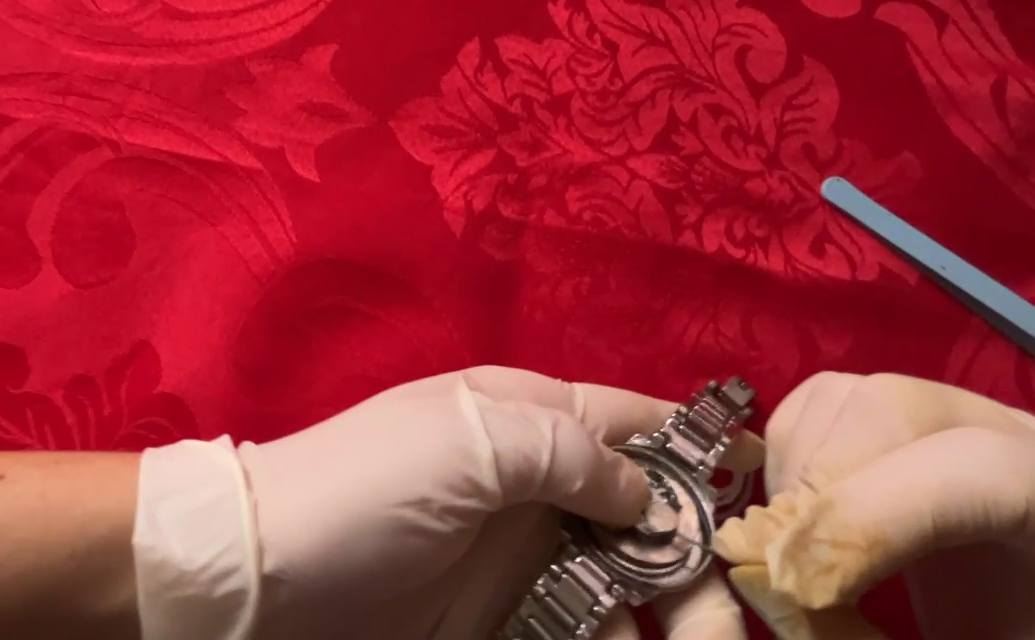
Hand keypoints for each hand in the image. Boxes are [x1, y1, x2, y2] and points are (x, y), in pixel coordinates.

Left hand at [133, 366, 762, 639]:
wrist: (268, 572)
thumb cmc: (367, 487)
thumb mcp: (468, 442)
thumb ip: (566, 452)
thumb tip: (648, 488)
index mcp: (520, 417)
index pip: (624, 418)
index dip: (692, 442)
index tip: (765, 478)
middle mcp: (528, 480)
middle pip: (638, 512)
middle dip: (690, 558)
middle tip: (728, 619)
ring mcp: (515, 552)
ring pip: (618, 579)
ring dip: (665, 614)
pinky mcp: (499, 615)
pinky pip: (580, 627)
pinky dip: (613, 639)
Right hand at [715, 372, 1034, 639]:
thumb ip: (889, 639)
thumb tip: (777, 590)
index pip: (991, 470)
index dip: (876, 512)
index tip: (802, 583)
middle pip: (902, 406)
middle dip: (820, 480)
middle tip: (779, 560)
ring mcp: (989, 422)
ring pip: (852, 394)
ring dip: (796, 466)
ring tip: (789, 542)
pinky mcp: (930, 424)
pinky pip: (830, 402)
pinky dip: (793, 452)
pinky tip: (803, 514)